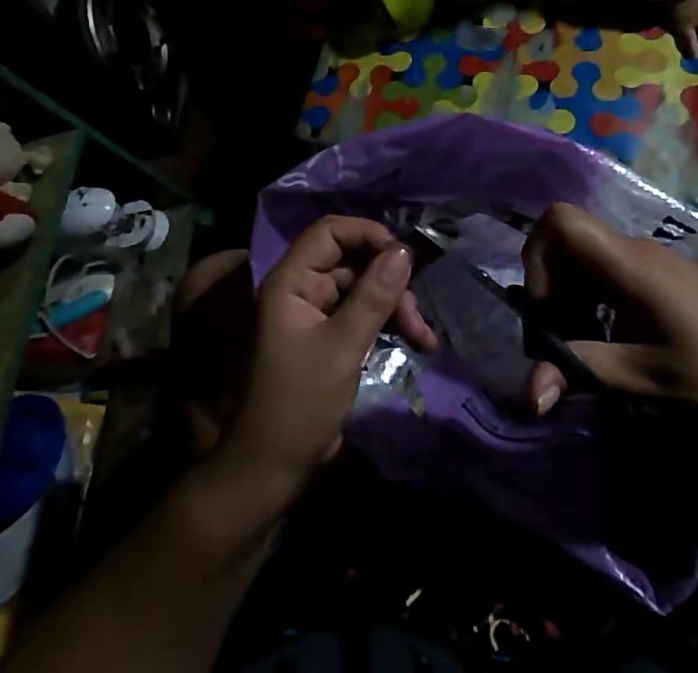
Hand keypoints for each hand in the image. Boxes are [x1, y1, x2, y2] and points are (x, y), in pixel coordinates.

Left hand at [216, 217, 436, 492]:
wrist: (274, 464)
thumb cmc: (300, 402)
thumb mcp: (343, 347)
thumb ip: (373, 296)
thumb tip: (403, 251)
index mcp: (291, 282)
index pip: (330, 232)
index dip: (368, 235)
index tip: (404, 257)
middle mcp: (301, 289)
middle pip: (353, 262)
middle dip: (390, 282)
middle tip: (417, 317)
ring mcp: (315, 314)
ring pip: (363, 289)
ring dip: (395, 306)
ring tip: (424, 337)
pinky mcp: (328, 337)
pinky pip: (362, 314)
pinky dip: (388, 324)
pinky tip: (417, 342)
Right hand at [522, 205, 697, 450]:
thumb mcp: (648, 379)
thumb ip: (582, 370)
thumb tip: (528, 393)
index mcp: (634, 265)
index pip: (560, 219)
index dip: (537, 254)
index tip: (546, 307)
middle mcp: (639, 251)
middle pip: (566, 237)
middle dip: (548, 280)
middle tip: (558, 333)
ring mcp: (653, 262)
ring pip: (584, 255)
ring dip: (567, 292)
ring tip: (580, 341)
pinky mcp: (663, 278)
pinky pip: (606, 270)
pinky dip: (589, 297)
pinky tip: (605, 337)